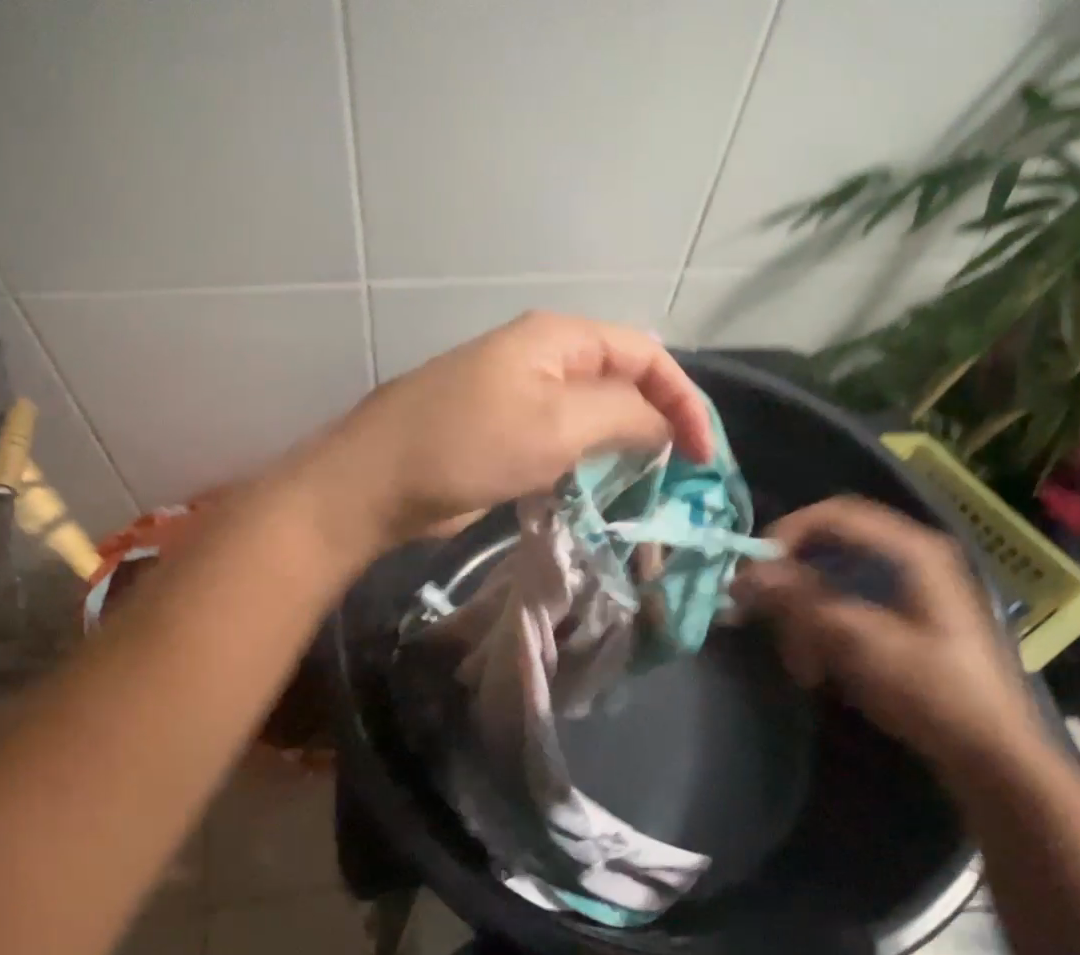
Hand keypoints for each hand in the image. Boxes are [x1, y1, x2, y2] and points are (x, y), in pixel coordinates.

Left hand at [316, 311, 714, 544]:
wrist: (376, 482)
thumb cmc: (469, 445)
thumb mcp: (558, 425)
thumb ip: (623, 415)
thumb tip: (665, 421)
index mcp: (558, 339)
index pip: (646, 354)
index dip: (683, 398)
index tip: (702, 455)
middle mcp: (541, 358)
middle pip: (620, 380)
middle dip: (657, 420)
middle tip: (681, 473)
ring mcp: (517, 397)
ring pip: (589, 414)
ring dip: (622, 445)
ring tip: (647, 486)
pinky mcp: (499, 435)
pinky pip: (559, 441)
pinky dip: (585, 462)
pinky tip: (594, 491)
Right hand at [730, 497, 1042, 773]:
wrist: (991, 754)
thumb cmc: (931, 691)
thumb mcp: (859, 642)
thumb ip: (801, 601)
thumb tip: (744, 575)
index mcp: (913, 551)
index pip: (833, 515)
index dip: (785, 536)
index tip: (751, 574)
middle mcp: (913, 558)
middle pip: (829, 551)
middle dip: (793, 590)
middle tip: (765, 625)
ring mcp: (912, 590)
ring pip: (833, 585)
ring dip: (806, 621)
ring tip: (803, 667)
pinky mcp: (907, 620)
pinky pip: (848, 610)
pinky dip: (825, 635)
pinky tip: (820, 672)